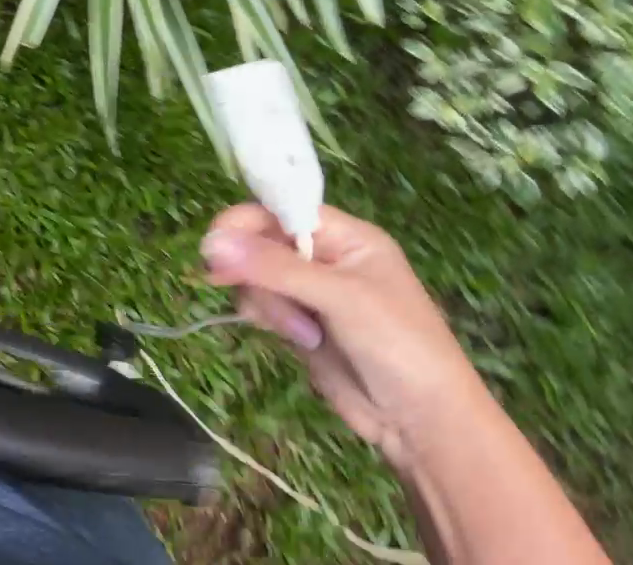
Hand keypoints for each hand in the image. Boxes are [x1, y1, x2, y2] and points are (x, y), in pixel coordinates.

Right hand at [201, 204, 488, 469]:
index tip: (215, 249)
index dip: (244, 223)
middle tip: (243, 291)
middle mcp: (325, 257)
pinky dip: (265, 317)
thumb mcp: (340, 298)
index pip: (279, 209)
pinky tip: (292, 338)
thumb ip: (274, 267)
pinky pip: (259, 302)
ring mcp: (309, 290)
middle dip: (254, 270)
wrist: (424, 423)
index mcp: (346, 238)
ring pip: (253, 275)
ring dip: (265, 301)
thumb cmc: (399, 347)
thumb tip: (208, 242)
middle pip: (259, 242)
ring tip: (299, 331)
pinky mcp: (298, 320)